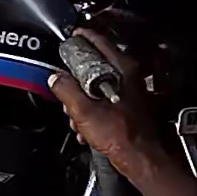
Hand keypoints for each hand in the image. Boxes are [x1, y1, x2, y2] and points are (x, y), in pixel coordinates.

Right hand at [49, 28, 177, 182]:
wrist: (141, 159)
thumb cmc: (123, 136)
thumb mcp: (84, 110)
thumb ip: (66, 90)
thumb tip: (55, 78)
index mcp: (122, 70)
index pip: (99, 42)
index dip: (82, 38)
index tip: (71, 37)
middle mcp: (128, 77)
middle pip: (93, 67)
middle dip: (75, 82)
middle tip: (66, 95)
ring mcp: (129, 91)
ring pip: (95, 86)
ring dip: (81, 101)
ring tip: (77, 118)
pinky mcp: (126, 105)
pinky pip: (101, 100)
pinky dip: (91, 111)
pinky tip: (86, 126)